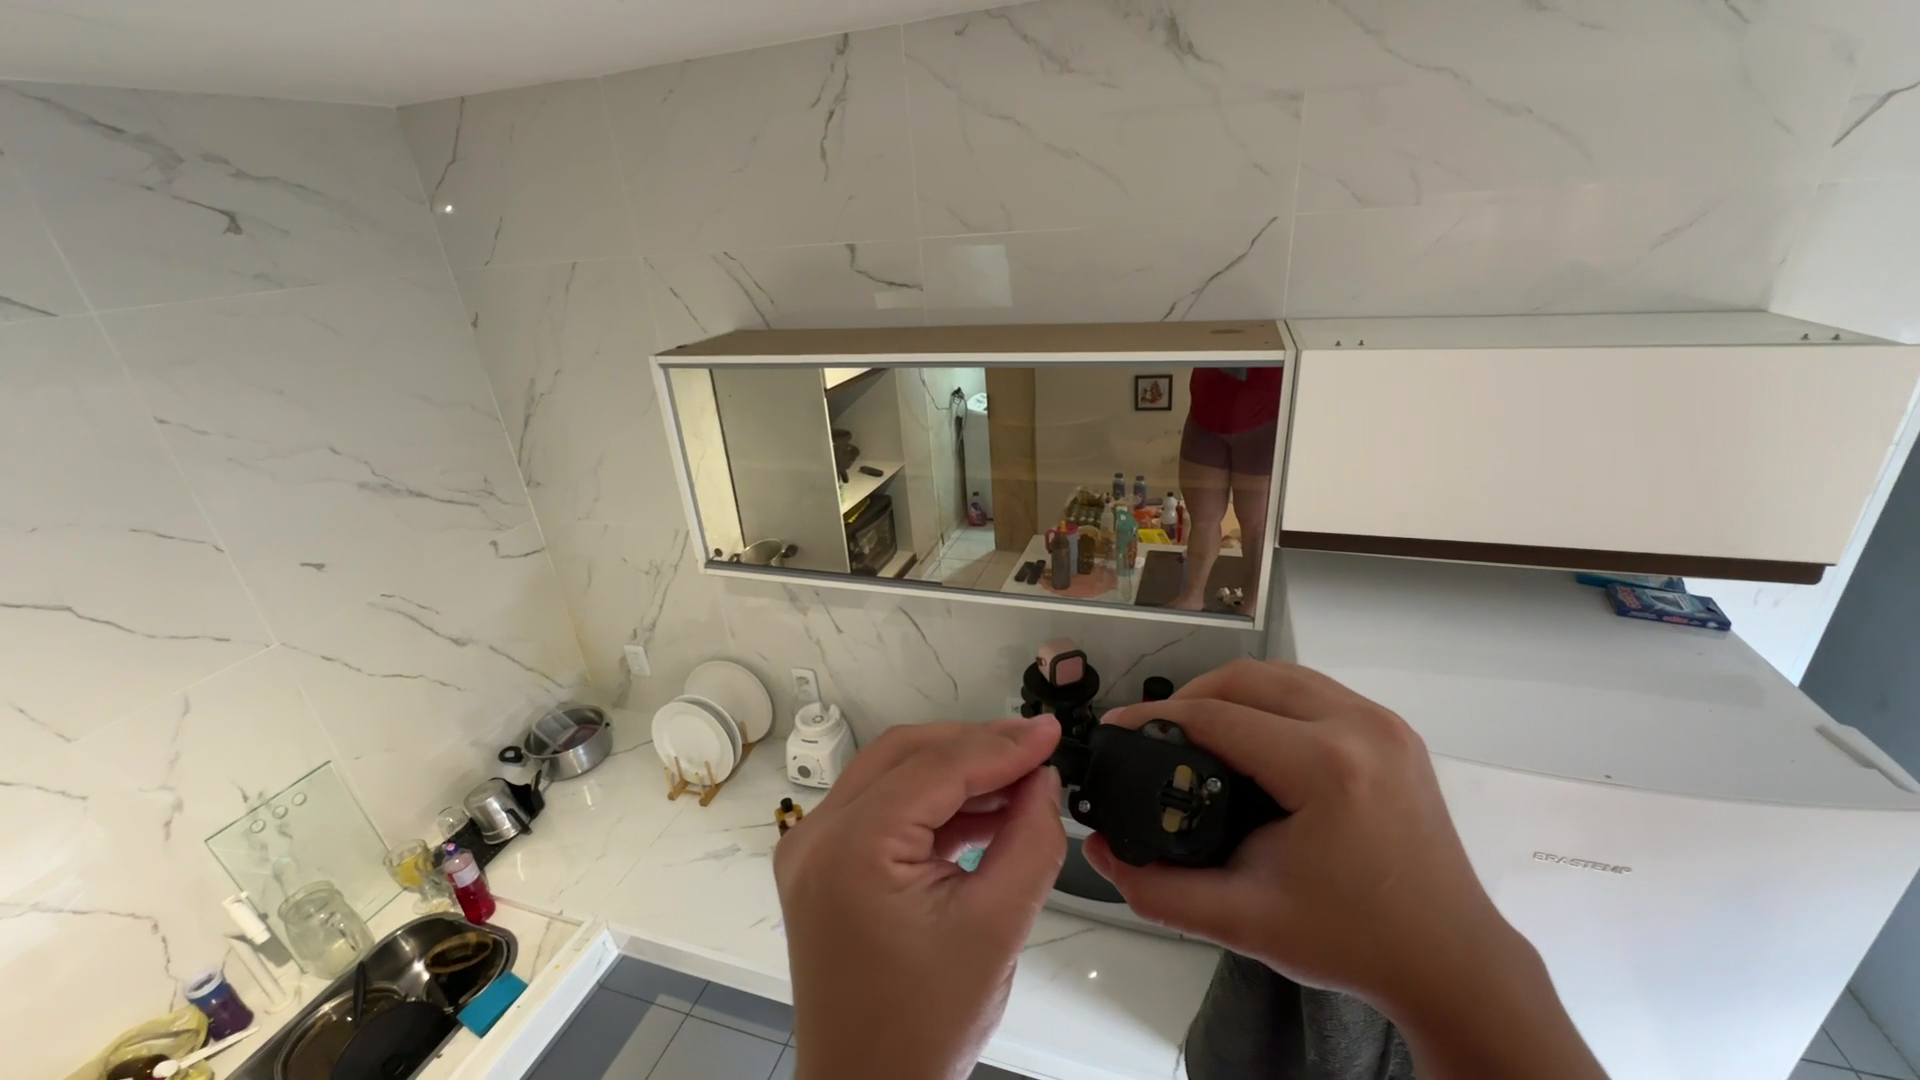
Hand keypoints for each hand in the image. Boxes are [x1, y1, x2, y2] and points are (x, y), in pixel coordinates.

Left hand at [774, 716, 1065, 1079]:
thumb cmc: (926, 1024)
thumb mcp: (997, 928)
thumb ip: (1031, 840)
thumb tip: (1042, 780)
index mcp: (850, 848)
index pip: (936, 767)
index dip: (1001, 745)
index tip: (1051, 734)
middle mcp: (817, 835)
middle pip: (906, 754)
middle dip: (976, 748)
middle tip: (1036, 754)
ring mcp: (812, 847)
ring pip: (893, 774)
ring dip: (956, 773)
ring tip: (1019, 785)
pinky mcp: (823, 862)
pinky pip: (883, 807)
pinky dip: (933, 803)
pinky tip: (983, 813)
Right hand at [1083, 658, 1605, 1079]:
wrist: (1451, 961)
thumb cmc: (1349, 941)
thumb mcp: (1243, 921)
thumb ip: (1159, 890)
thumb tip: (1098, 850)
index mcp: (1325, 767)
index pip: (1216, 717)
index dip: (1154, 719)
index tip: (1115, 730)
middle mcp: (1359, 726)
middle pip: (1246, 678)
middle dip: (1189, 697)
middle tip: (1153, 733)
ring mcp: (1383, 722)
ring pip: (1281, 674)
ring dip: (1229, 693)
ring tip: (1195, 731)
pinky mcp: (1394, 730)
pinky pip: (1313, 690)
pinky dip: (1269, 700)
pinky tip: (1251, 737)